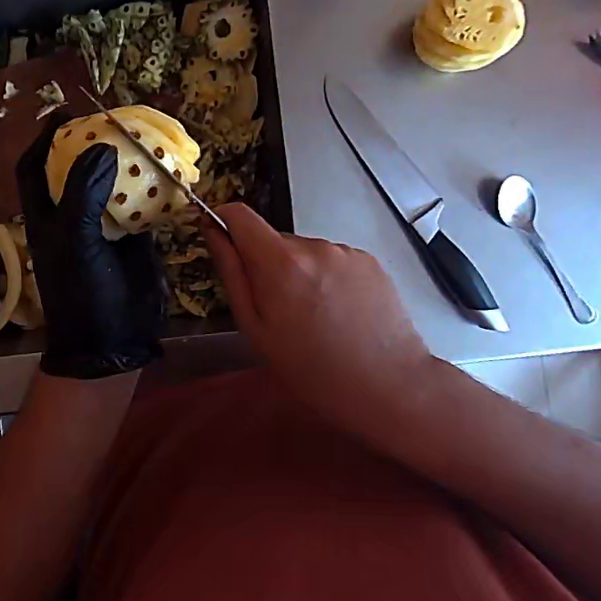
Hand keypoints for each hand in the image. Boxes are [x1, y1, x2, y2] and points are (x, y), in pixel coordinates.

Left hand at [16, 119, 163, 378]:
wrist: (115, 339)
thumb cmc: (83, 293)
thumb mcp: (75, 241)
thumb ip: (84, 193)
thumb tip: (101, 147)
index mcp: (48, 216)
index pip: (35, 169)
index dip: (43, 140)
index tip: (64, 114)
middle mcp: (74, 217)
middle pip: (78, 170)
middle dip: (93, 144)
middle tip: (116, 121)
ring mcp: (105, 228)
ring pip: (113, 186)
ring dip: (127, 165)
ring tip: (146, 138)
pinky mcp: (134, 240)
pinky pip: (143, 208)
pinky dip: (153, 191)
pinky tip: (169, 175)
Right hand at [203, 203, 434, 420]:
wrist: (387, 385)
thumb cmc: (313, 370)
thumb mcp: (256, 330)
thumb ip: (232, 274)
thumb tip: (213, 233)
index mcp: (280, 263)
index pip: (240, 215)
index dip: (224, 221)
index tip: (221, 239)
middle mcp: (314, 246)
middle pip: (274, 240)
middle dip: (268, 265)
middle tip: (278, 311)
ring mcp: (345, 252)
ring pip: (305, 252)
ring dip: (300, 273)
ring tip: (314, 317)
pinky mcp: (369, 260)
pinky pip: (333, 261)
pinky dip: (327, 279)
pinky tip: (338, 313)